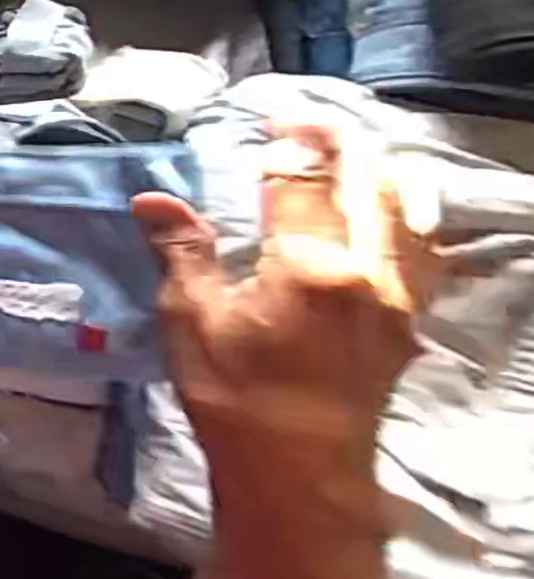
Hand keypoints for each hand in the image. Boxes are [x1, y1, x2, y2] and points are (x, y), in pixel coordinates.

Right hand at [131, 126, 433, 480]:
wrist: (296, 461)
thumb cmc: (230, 384)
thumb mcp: (191, 314)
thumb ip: (182, 250)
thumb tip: (153, 197)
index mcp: (311, 268)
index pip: (301, 190)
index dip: (292, 150)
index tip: (282, 118)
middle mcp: (370, 274)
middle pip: (370, 196)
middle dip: (349, 153)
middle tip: (324, 123)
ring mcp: (400, 300)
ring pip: (411, 222)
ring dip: (390, 181)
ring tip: (374, 155)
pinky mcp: (406, 322)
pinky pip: (424, 256)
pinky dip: (412, 223)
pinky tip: (403, 220)